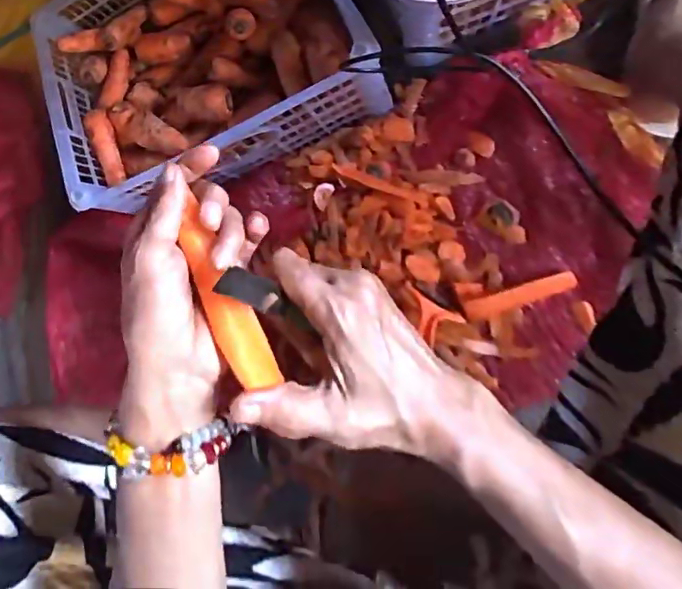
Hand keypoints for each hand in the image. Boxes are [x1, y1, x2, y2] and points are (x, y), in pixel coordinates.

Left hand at [117, 145, 268, 447]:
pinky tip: (259, 234)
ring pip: (229, 221)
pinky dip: (254, 235)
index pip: (172, 188)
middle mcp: (180, 238)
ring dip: (231, 232)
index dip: (191, 166)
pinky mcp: (233, 275)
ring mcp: (208, 257)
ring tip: (224, 261)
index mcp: (153, 231)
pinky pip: (249, 244)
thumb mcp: (150, 259)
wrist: (181, 369)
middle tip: (209, 225)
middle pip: (206, 200)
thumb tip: (173, 171)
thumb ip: (164, 214)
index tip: (213, 152)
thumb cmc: (154, 313)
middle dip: (213, 205)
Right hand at [227, 249, 510, 467]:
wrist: (444, 408)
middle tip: (296, 340)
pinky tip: (338, 336)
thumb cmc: (386, 413)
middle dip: (286, 298)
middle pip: (298, 271)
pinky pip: (334, 281)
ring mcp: (367, 281)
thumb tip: (236, 408)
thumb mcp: (333, 417)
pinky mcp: (377, 287)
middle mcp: (351, 282)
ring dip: (307, 300)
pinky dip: (326, 300)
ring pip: (316, 275)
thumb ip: (284, 408)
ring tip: (319, 342)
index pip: (284, 264)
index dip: (265, 282)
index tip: (261, 311)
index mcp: (336, 306)